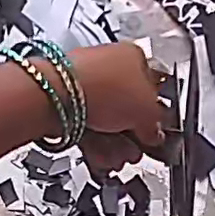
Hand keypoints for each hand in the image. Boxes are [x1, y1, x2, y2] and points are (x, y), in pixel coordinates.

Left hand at [69, 44, 167, 172]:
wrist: (59, 96)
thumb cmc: (101, 87)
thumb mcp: (146, 111)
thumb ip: (155, 125)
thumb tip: (154, 134)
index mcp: (134, 56)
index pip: (154, 88)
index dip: (155, 114)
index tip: (155, 133)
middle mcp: (108, 67)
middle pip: (127, 109)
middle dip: (131, 136)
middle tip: (135, 151)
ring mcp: (86, 86)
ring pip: (106, 122)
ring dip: (114, 145)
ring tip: (117, 159)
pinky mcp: (67, 106)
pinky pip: (87, 128)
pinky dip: (94, 144)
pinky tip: (100, 157)